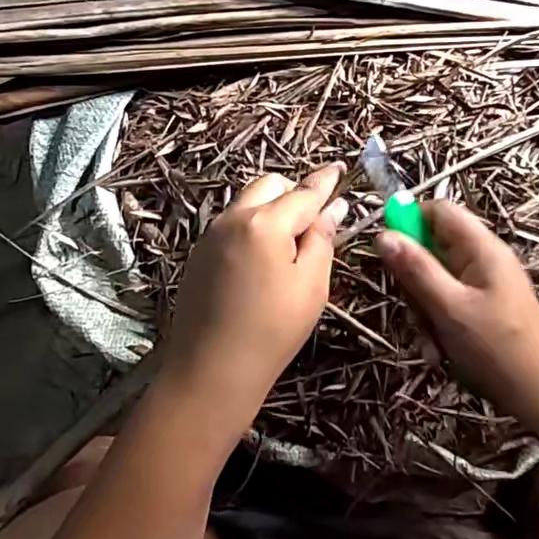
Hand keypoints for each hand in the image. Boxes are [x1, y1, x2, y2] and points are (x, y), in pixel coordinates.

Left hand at [160, 165, 348, 412]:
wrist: (211, 369)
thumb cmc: (272, 331)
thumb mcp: (311, 286)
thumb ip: (322, 240)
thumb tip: (331, 209)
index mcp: (265, 223)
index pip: (303, 193)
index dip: (325, 181)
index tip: (338, 169)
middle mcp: (233, 218)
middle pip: (269, 186)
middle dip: (295, 192)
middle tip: (316, 219)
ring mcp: (211, 235)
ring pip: (248, 203)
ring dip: (272, 208)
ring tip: (290, 242)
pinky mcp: (199, 254)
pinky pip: (232, 225)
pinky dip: (253, 227)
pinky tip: (262, 259)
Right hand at [376, 200, 538, 418]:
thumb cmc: (498, 350)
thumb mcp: (449, 308)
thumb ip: (415, 270)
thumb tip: (383, 235)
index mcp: (482, 249)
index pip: (439, 210)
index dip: (409, 222)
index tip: (386, 250)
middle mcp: (483, 261)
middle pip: (431, 248)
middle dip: (413, 280)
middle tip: (413, 308)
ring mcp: (482, 286)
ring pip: (433, 281)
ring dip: (422, 310)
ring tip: (429, 340)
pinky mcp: (481, 310)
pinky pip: (445, 304)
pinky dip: (436, 325)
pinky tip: (438, 352)